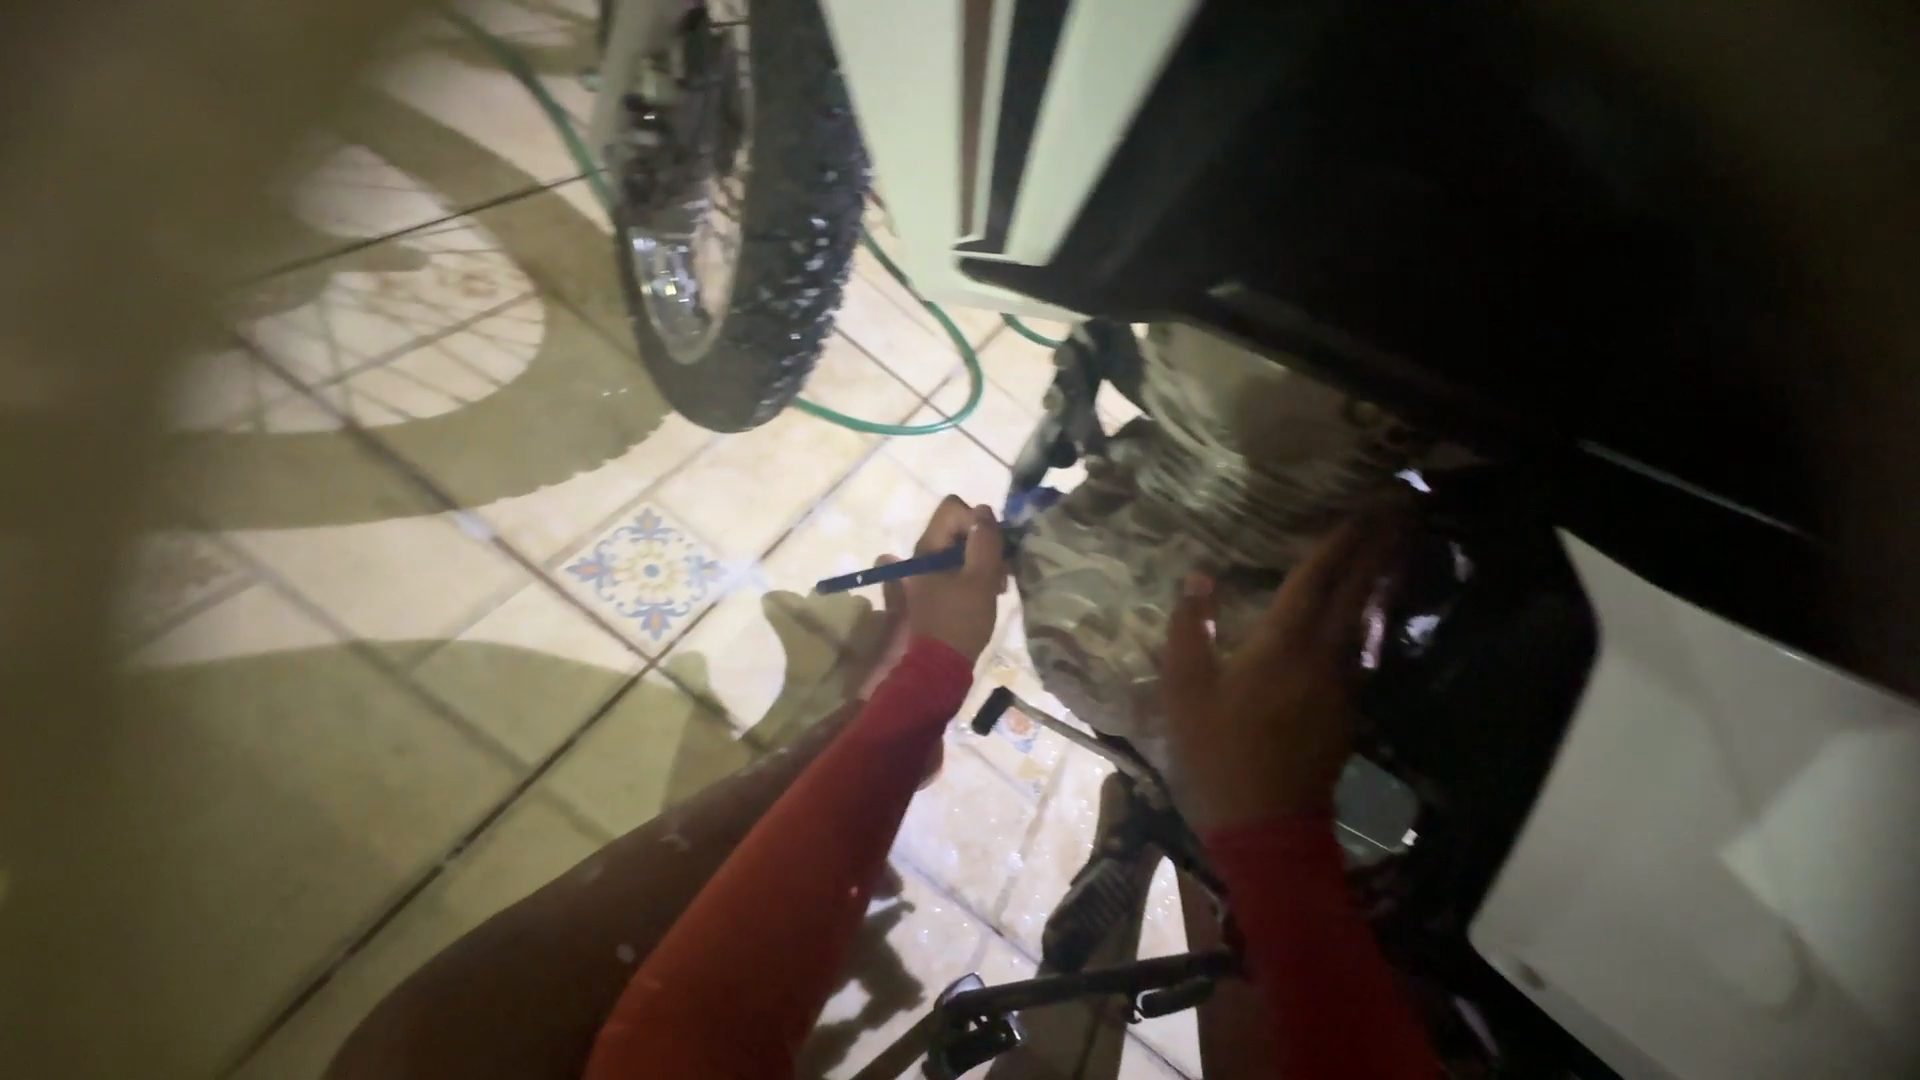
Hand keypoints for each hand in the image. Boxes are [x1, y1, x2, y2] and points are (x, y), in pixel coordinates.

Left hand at [896, 495, 1006, 662]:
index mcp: (928, 547)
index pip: (953, 507)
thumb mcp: (980, 579)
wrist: (940, 667)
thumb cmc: (961, 621)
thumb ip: (984, 541)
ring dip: (984, 560)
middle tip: (1001, 570)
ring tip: (998, 585)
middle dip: (985, 542)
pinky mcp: (939, 589)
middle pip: (959, 527)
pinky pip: (960, 567)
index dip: (978, 520)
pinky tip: (991, 592)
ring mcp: (930, 572)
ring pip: (962, 548)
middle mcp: (925, 554)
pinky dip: (977, 574)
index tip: (992, 547)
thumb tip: (983, 510)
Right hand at [1161, 515, 1401, 830]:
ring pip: (1370, 616)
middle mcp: (1324, 654)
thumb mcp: (1184, 688)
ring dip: (1384, 575)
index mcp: (1281, 645)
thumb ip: (1189, 627)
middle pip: (1357, 590)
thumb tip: (1199, 576)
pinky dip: (1375, 613)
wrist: (1267, 821)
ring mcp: (1345, 681)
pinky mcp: (1351, 704)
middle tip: (1401, 508)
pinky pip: (1368, 644)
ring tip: (1399, 542)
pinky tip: (1375, 606)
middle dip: (1379, 546)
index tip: (1360, 507)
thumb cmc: (1217, 749)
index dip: (1336, 541)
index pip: (1314, 580)